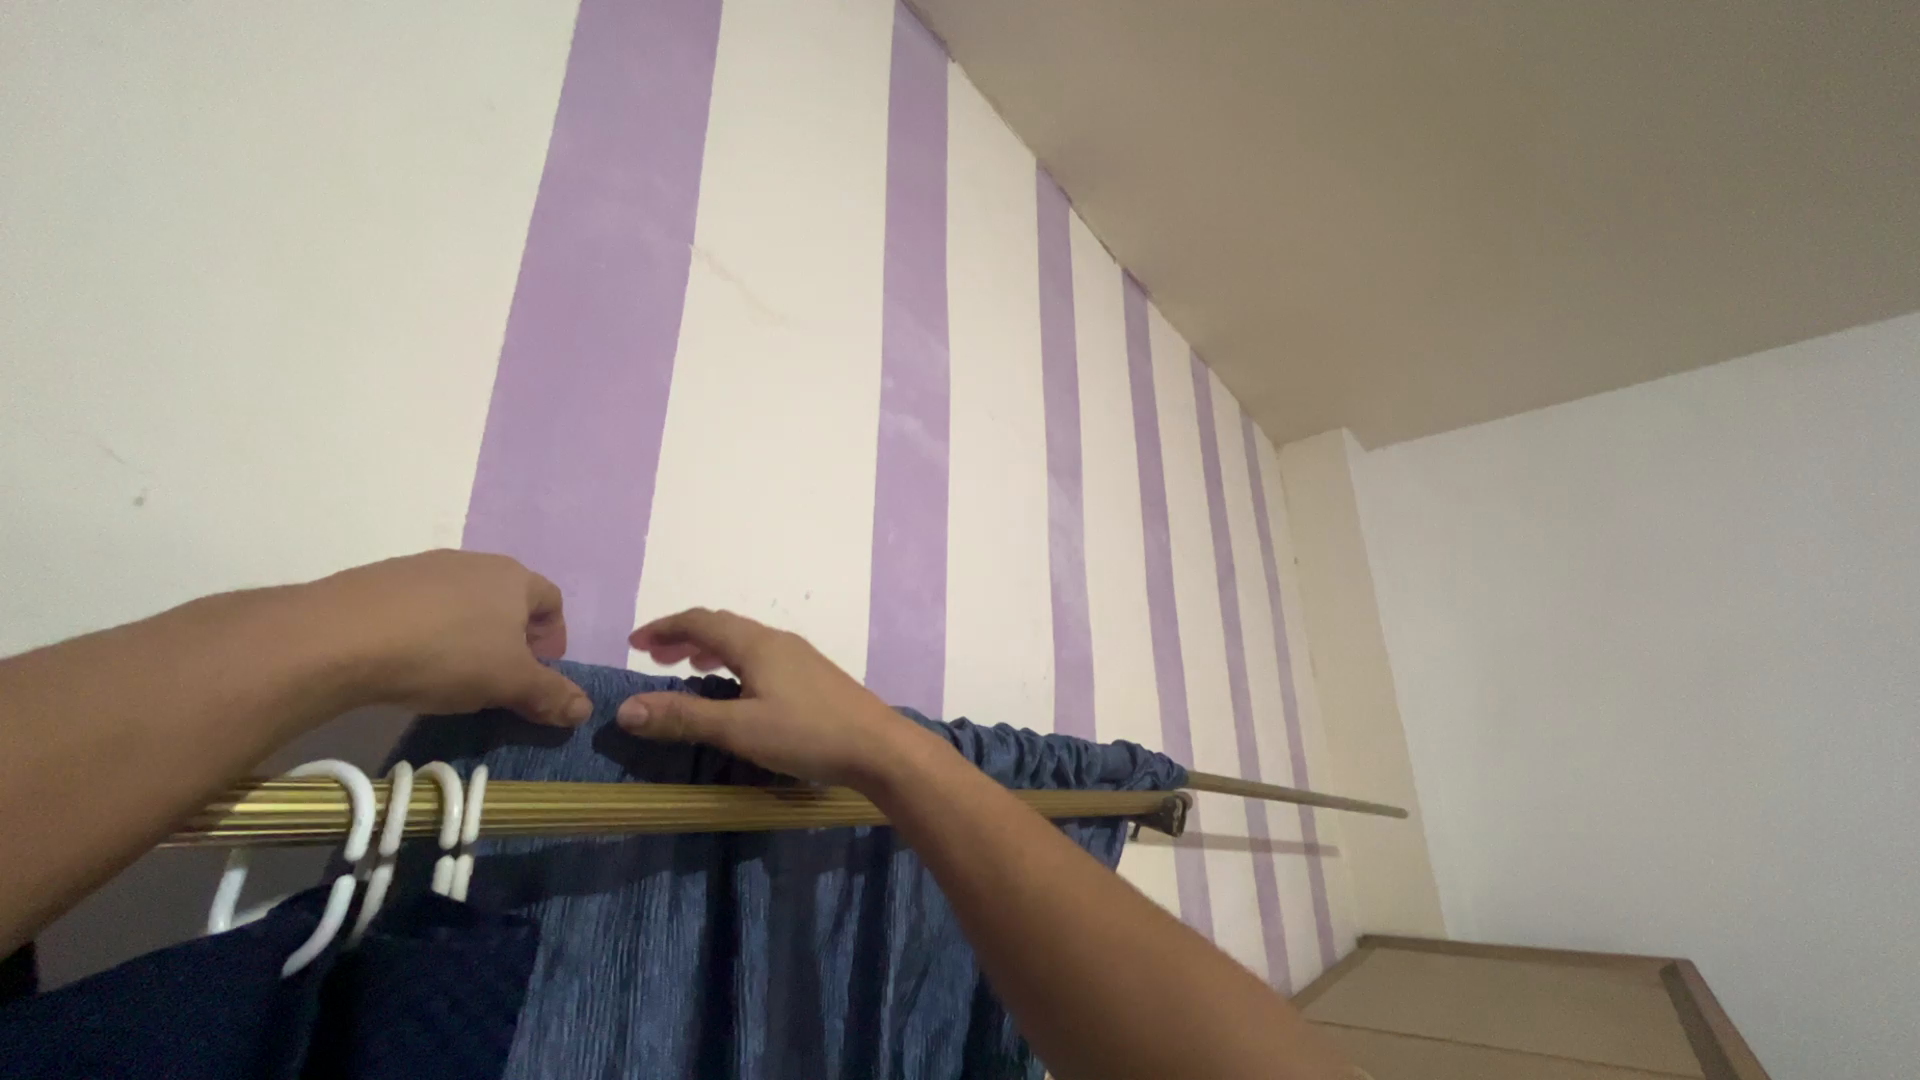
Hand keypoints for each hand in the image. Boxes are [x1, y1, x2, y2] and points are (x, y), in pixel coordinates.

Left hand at [302, 550, 591, 726]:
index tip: (539, 672)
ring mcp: (425, 567)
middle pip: (509, 600)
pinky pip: (420, 606)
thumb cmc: (446, 653)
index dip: (554, 638)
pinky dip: (426, 631)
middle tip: (500, 676)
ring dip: (468, 634)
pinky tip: (408, 661)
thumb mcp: (509, 683)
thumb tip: (586, 710)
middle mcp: (477, 562)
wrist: (338, 637)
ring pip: (463, 602)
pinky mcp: (380, 579)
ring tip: (451, 672)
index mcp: (516, 578)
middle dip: (512, 638)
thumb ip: (551, 695)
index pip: (552, 602)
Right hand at [617, 608, 941, 787]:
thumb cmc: (807, 734)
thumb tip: (626, 709)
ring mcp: (800, 658)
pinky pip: (762, 657)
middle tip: (655, 656)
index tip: (634, 643)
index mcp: (758, 644)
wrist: (879, 747)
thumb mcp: (739, 729)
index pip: (701, 621)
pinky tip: (737, 689)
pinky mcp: (813, 677)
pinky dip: (735, 662)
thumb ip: (684, 717)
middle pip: (723, 626)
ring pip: (745, 641)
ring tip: (688, 667)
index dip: (665, 628)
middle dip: (685, 636)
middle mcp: (778, 641)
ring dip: (711, 648)